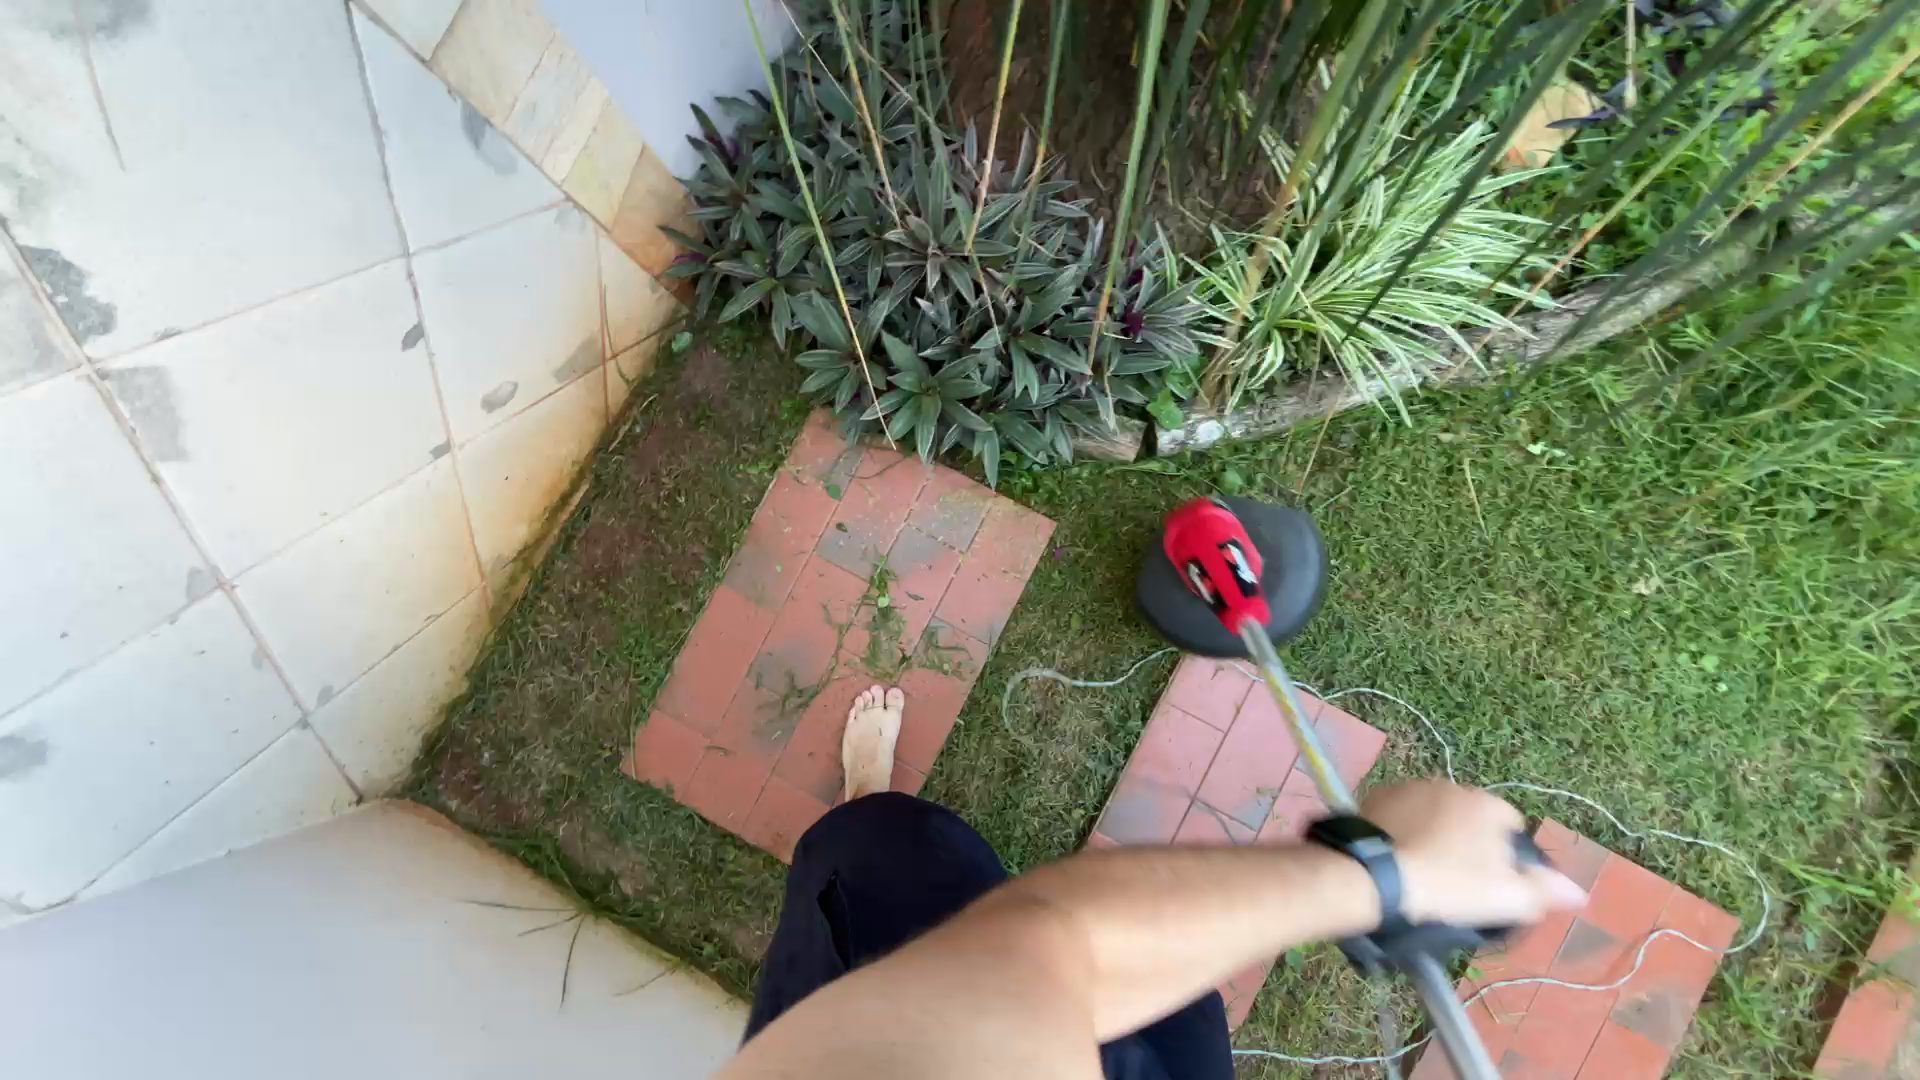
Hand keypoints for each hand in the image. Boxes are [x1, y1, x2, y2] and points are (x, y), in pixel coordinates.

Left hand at [1360, 781, 1587, 927]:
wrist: (1377, 873)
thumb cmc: (1451, 884)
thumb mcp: (1509, 897)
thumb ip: (1546, 890)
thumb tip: (1577, 891)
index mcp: (1486, 803)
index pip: (1511, 823)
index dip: (1508, 851)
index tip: (1496, 877)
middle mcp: (1448, 785)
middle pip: (1471, 814)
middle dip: (1471, 837)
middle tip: (1462, 873)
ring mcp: (1408, 786)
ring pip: (1434, 810)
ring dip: (1436, 830)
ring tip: (1428, 865)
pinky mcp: (1376, 795)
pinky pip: (1401, 812)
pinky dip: (1404, 827)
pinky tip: (1400, 852)